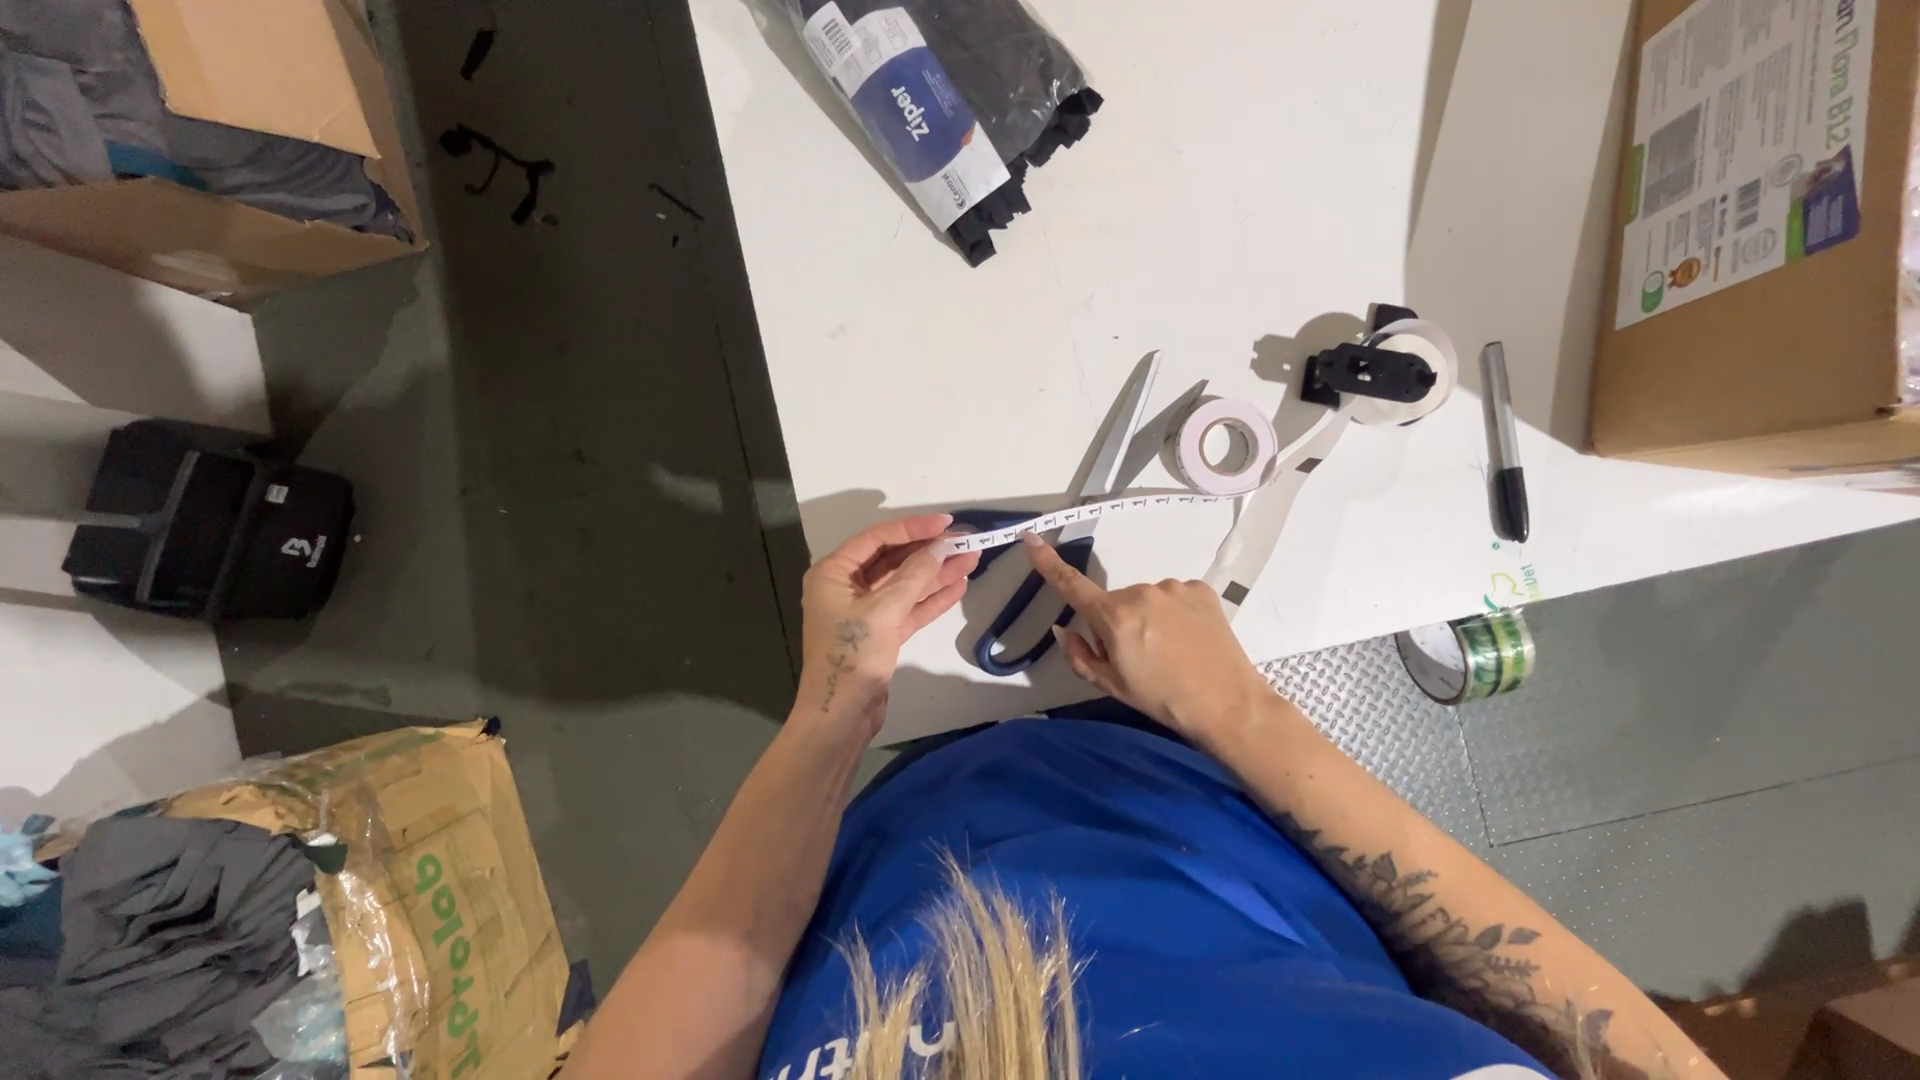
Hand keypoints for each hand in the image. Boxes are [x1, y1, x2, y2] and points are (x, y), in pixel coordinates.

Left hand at [795, 514, 980, 734]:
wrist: (841, 713)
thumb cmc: (852, 654)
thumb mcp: (884, 609)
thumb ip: (915, 574)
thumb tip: (942, 546)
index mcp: (833, 573)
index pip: (878, 538)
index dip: (913, 528)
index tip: (946, 523)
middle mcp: (846, 587)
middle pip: (894, 560)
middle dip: (930, 552)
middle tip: (965, 541)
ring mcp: (864, 611)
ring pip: (905, 585)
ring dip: (937, 573)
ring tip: (971, 559)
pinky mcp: (881, 634)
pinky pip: (909, 608)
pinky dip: (932, 598)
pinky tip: (958, 585)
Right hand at [1023, 533, 1272, 738]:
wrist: (1226, 703)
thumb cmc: (1162, 699)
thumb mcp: (1111, 685)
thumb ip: (1079, 654)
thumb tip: (1064, 628)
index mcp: (1114, 618)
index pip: (1071, 584)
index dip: (1047, 561)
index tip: (1030, 537)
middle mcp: (1140, 593)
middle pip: (1115, 602)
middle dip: (1119, 622)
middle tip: (1141, 657)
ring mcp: (1173, 588)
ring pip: (1146, 599)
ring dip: (1150, 617)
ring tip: (1171, 651)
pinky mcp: (1200, 588)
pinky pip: (1174, 597)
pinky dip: (1176, 614)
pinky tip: (1189, 638)